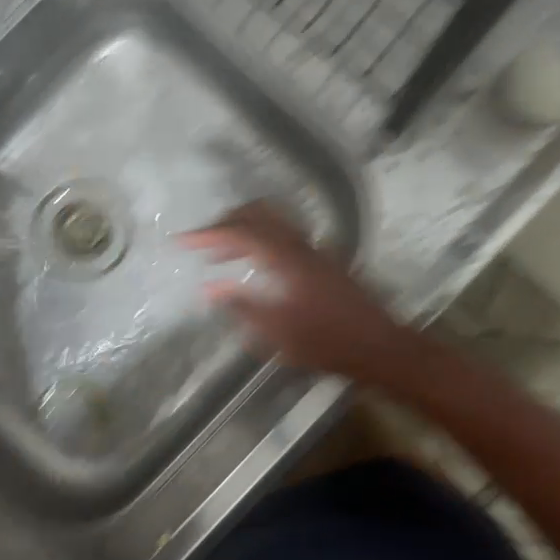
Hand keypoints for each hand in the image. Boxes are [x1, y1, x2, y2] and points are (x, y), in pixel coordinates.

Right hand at [180, 202, 413, 384]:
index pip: (239, 230)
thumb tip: (210, 288)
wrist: (377, 346)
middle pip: (258, 213)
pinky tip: (255, 268)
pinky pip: (285, 236)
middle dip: (226, 223)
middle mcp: (300, 244)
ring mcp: (315, 250)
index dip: (206, 233)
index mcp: (285, 257)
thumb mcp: (275, 332)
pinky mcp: (324, 260)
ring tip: (223, 256)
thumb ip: (241, 307)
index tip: (181, 241)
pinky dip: (262, 242)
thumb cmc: (325, 343)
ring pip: (273, 222)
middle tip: (203, 243)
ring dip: (245, 232)